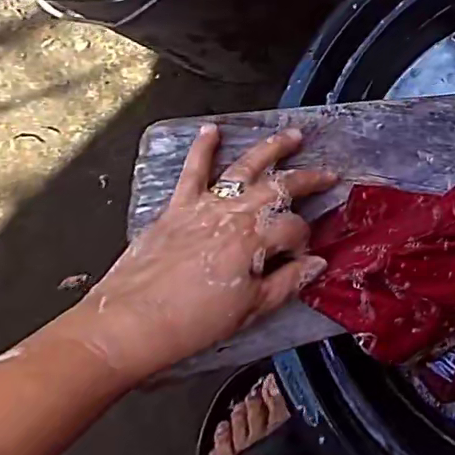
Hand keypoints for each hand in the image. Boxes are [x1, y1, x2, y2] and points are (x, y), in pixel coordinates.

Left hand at [68, 125, 336, 382]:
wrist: (127, 324)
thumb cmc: (190, 324)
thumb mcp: (248, 310)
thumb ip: (287, 283)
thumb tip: (316, 264)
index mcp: (253, 239)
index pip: (294, 228)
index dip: (304, 241)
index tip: (302, 256)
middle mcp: (233, 213)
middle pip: (280, 187)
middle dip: (308, 179)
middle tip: (328, 173)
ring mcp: (205, 205)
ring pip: (246, 167)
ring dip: (272, 148)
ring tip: (292, 136)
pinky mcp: (178, 206)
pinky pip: (193, 170)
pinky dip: (202, 148)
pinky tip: (212, 130)